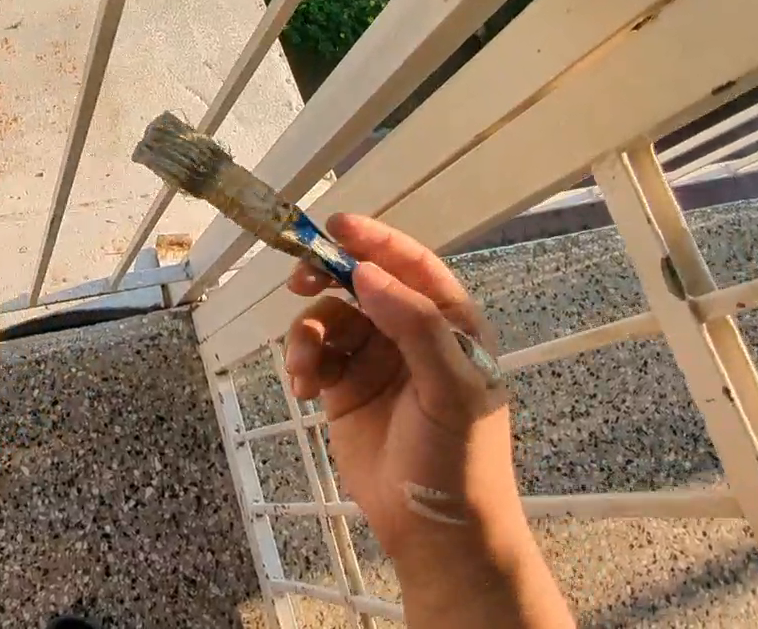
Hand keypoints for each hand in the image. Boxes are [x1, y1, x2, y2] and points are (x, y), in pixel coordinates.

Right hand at [285, 215, 572, 626]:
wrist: (433, 531)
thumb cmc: (457, 456)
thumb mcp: (450, 388)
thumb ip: (414, 325)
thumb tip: (364, 273)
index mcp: (448, 324)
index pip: (411, 265)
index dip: (374, 240)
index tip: (335, 225)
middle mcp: (409, 331)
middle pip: (360, 282)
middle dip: (327, 277)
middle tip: (300, 281)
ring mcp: (374, 356)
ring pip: (329, 316)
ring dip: (307, 335)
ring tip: (305, 369)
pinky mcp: (344, 383)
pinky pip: (314, 351)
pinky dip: (302, 361)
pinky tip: (304, 389)